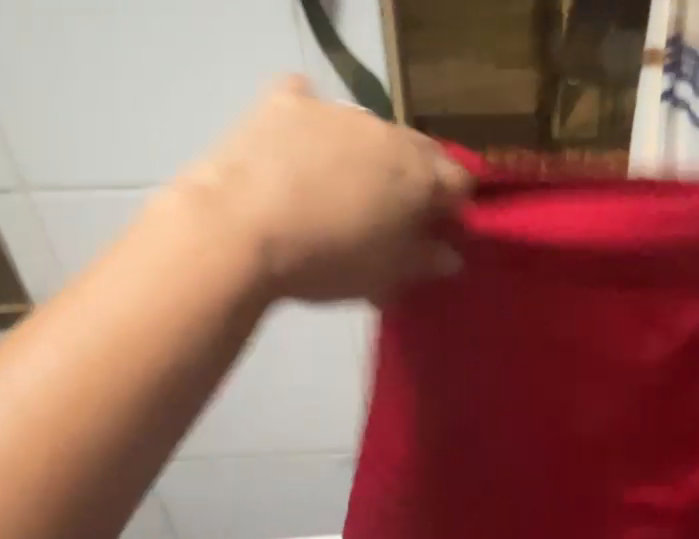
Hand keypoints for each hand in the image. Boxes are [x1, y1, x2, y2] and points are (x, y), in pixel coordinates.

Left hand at [173, 77, 473, 302]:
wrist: (238, 231)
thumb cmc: (326, 262)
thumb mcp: (383, 276)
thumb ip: (424, 261)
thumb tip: (449, 255)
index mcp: (420, 175)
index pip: (459, 183)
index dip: (454, 210)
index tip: (438, 234)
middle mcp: (386, 132)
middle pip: (417, 150)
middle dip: (414, 179)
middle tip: (394, 215)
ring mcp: (335, 112)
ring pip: (368, 131)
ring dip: (367, 155)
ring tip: (343, 189)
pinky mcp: (285, 103)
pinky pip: (310, 105)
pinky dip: (314, 127)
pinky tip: (301, 150)